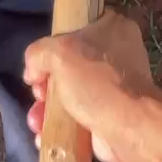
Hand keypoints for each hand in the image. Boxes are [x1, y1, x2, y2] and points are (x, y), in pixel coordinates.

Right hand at [22, 12, 161, 161]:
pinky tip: (44, 134)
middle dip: (46, 84)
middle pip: (68, 64)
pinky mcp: (109, 113)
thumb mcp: (59, 53)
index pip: (77, 27)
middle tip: (39, 94)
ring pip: (70, 92)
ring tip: (37, 120)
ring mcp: (114, 86)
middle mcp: (117, 54)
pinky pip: (77, 115)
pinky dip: (60, 125)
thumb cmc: (97, 81)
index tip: (40, 63)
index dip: (53, 43)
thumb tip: (34, 72)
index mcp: (114, 27)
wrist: (128, 128)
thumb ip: (38, 53)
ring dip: (47, 108)